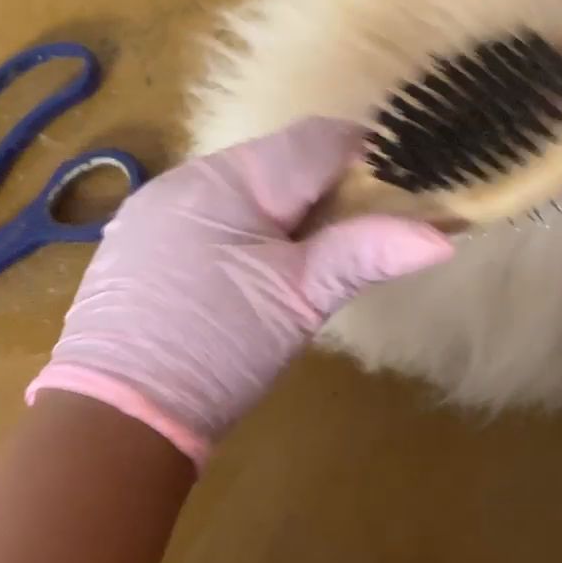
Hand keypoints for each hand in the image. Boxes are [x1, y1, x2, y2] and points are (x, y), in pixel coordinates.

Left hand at [26, 117, 452, 467]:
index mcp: (227, 180)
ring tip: (332, 250)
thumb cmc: (217, 348)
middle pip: (286, 160)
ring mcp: (160, 210)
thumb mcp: (303, 297)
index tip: (411, 188)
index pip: (319, 140)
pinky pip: (223, 213)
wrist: (116, 422)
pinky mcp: (147, 243)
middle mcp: (187, 179)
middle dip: (338, 186)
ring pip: (256, 187)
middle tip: (378, 227)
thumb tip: (446, 237)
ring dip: (300, 207)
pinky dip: (262, 225)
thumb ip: (370, 252)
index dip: (372, 157)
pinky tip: (276, 265)